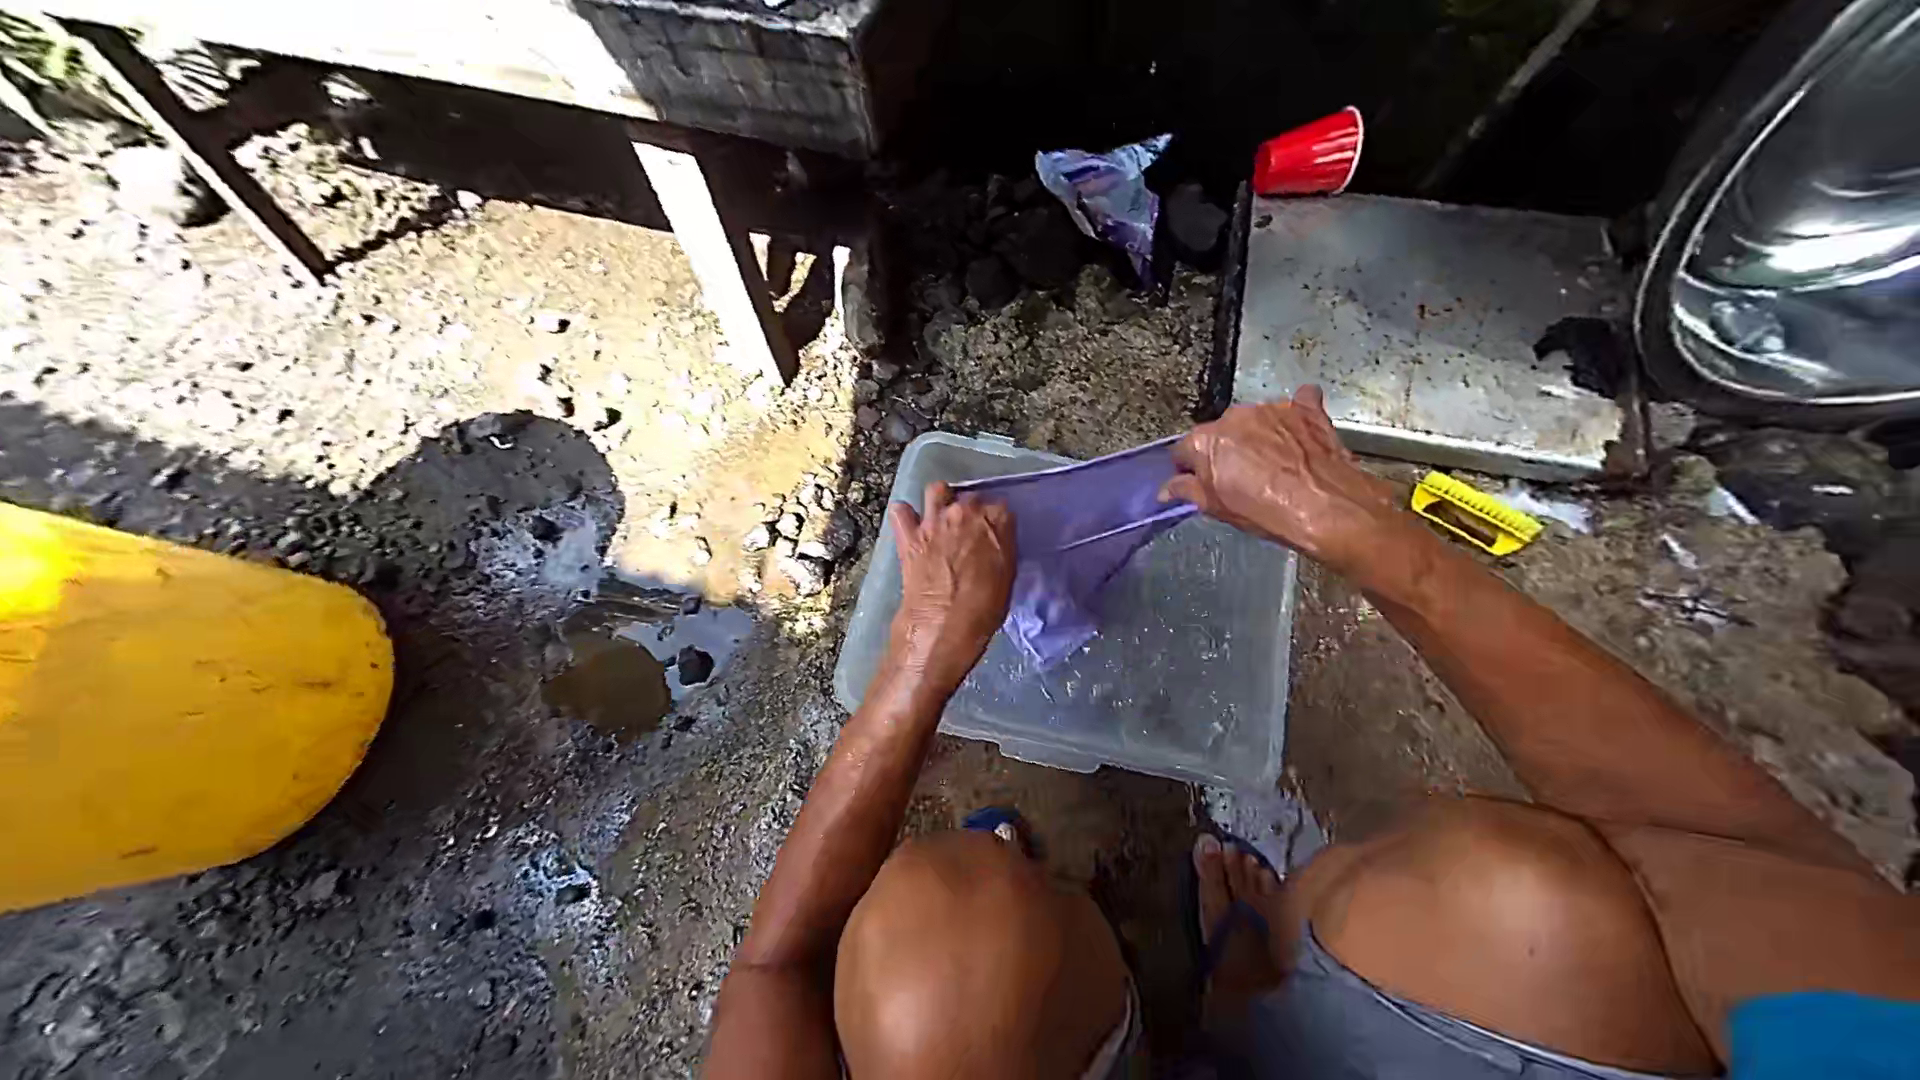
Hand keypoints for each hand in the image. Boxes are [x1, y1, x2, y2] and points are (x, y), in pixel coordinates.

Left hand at [884, 482, 1015, 692]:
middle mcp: (964, 512)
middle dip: (970, 509)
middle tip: (968, 531)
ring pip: (936, 490)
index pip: (1000, 507)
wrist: (944, 625)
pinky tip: (910, 526)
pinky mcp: (908, 535)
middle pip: (970, 496)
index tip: (993, 535)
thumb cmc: (984, 608)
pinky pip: (900, 511)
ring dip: (940, 501)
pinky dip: (904, 516)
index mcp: (996, 521)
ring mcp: (934, 521)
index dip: (995, 522)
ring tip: (941, 518)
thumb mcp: (1007, 575)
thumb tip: (994, 541)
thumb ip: (1001, 548)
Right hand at [1161, 385, 1428, 591]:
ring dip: (1257, 437)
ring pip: (1253, 421)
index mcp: (1204, 442)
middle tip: (1241, 478)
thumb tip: (1169, 489)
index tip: (1201, 481)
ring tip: (1274, 466)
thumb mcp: (1216, 508)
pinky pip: (1295, 404)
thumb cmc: (1269, 512)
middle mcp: (1233, 418)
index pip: (1183, 451)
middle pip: (1219, 433)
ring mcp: (1270, 409)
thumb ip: (1186, 491)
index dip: (1190, 468)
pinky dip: (1294, 418)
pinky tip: (1298, 437)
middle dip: (1225, 451)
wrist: (1327, 508)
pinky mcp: (1303, 408)